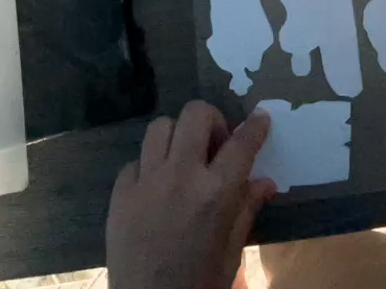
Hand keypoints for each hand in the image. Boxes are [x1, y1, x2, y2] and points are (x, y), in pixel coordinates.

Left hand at [107, 101, 275, 288]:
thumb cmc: (199, 285)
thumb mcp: (231, 252)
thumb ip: (246, 209)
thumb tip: (266, 182)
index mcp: (215, 193)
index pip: (241, 143)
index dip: (255, 125)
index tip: (260, 116)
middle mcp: (181, 177)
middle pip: (195, 114)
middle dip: (211, 120)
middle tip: (214, 144)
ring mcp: (146, 182)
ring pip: (160, 127)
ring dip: (177, 137)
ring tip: (182, 159)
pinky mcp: (120, 194)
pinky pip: (136, 161)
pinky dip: (149, 167)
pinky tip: (155, 188)